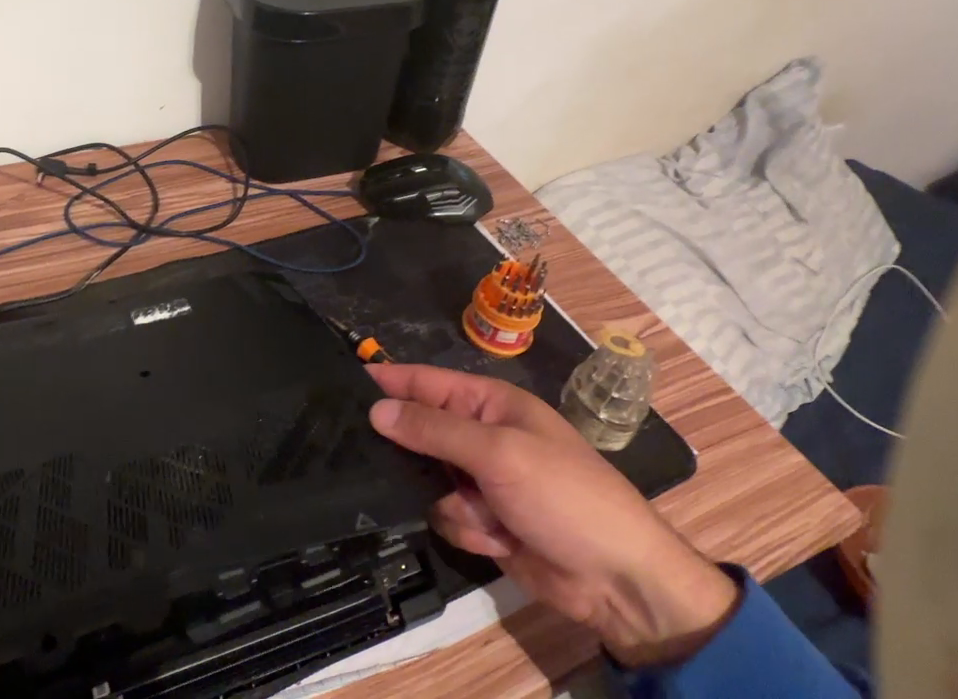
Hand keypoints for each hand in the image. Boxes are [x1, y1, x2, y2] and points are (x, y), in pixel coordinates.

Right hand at [366, 363, 736, 665]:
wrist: (614, 577)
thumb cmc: (563, 495)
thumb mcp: (499, 452)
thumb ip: (435, 430)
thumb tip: (377, 409)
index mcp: (492, 405)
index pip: (428, 383)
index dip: (390, 380)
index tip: (344, 380)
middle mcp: (483, 438)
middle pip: (421, 433)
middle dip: (408, 451)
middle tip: (367, 458)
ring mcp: (483, 483)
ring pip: (427, 482)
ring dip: (453, 502)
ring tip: (486, 514)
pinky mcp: (484, 523)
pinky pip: (448, 518)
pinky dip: (470, 530)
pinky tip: (501, 539)